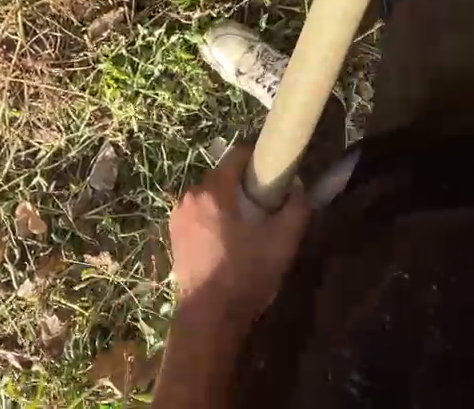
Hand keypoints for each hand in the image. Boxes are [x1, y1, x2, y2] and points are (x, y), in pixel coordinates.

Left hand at [168, 147, 309, 327]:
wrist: (209, 317)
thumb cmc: (246, 276)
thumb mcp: (282, 243)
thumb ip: (296, 209)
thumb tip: (298, 188)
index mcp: (214, 190)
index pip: (237, 155)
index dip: (257, 158)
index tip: (273, 172)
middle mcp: (190, 195)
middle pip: (222, 176)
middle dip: (243, 184)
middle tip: (263, 205)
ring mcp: (178, 215)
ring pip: (208, 195)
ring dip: (226, 202)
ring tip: (245, 227)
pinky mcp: (174, 233)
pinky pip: (197, 213)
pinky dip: (212, 218)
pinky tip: (226, 242)